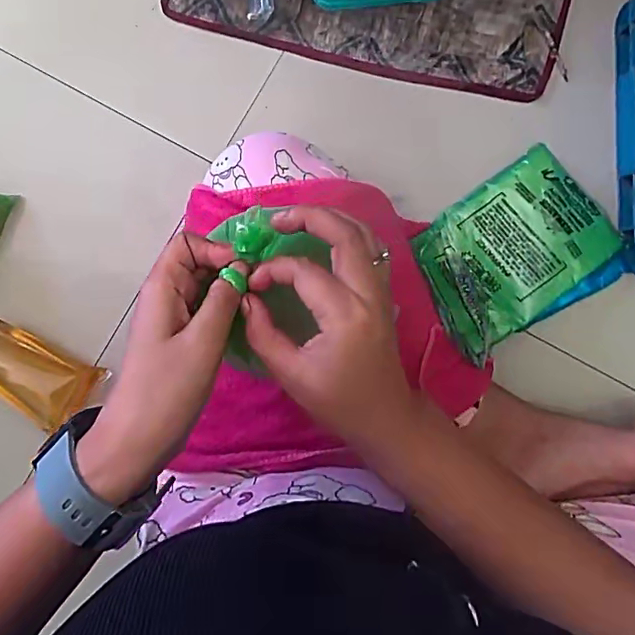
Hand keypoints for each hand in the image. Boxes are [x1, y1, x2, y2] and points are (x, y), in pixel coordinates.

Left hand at [79, 232, 248, 503]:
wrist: (136, 442)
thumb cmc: (167, 391)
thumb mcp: (202, 343)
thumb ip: (223, 300)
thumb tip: (240, 268)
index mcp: (162, 288)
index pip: (187, 243)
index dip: (216, 248)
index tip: (245, 270)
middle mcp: (165, 295)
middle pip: (197, 261)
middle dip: (228, 266)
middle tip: (260, 287)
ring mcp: (172, 317)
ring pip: (204, 285)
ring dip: (229, 288)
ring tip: (257, 302)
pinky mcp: (180, 337)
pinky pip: (204, 308)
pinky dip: (225, 308)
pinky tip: (245, 321)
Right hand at [242, 207, 424, 447]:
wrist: (386, 416)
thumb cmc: (338, 402)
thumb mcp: (291, 376)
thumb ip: (263, 334)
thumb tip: (247, 297)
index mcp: (345, 314)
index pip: (305, 271)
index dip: (273, 269)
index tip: (253, 282)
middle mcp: (368, 293)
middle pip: (345, 234)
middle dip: (308, 217)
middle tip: (275, 220)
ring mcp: (381, 289)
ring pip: (364, 233)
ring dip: (332, 218)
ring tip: (298, 218)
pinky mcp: (384, 291)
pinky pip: (371, 247)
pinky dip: (349, 232)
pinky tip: (327, 234)